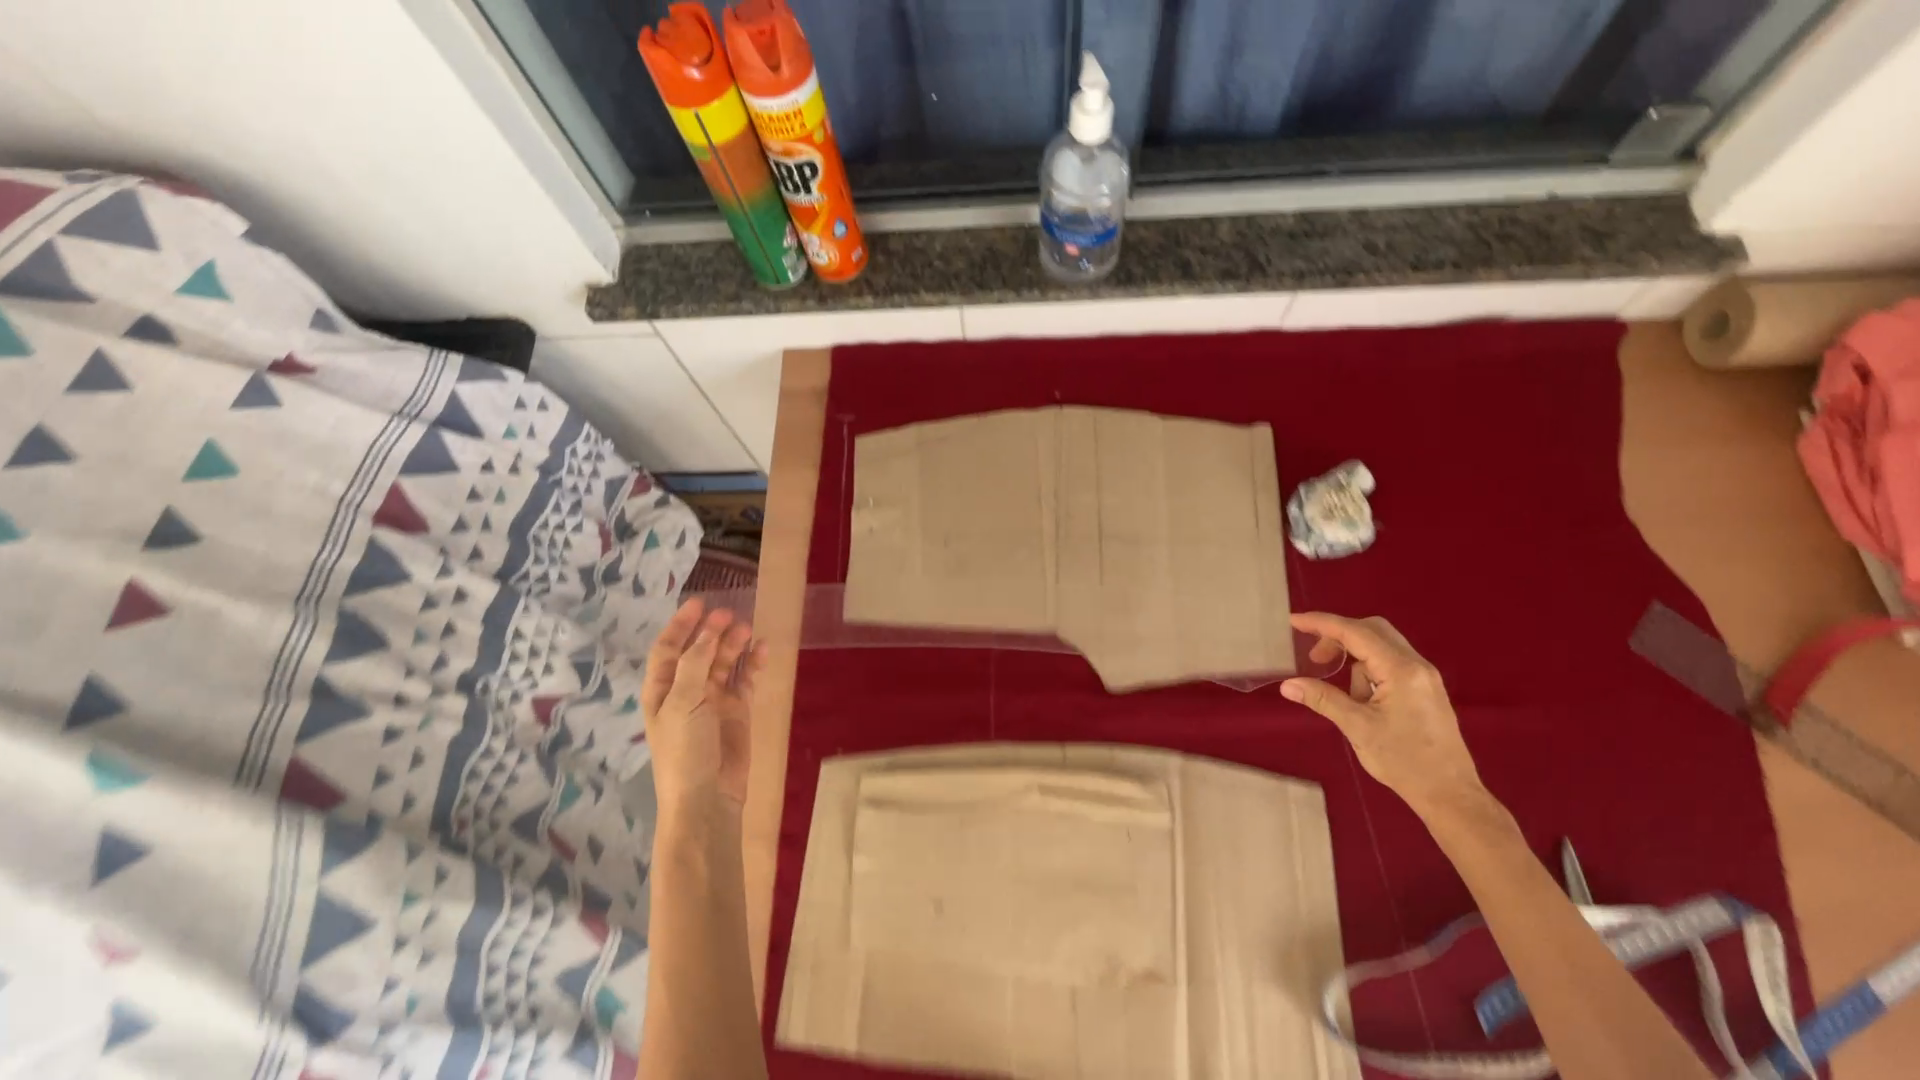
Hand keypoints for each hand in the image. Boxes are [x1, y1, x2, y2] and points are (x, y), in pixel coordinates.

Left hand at [641, 597, 764, 816]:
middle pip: (698, 652)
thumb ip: (695, 665)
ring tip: (747, 627)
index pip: (668, 649)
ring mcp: (714, 701)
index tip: (699, 603)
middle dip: (711, 632)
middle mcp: (686, 691)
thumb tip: (708, 632)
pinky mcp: (738, 712)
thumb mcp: (682, 704)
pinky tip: (763, 649)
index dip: (681, 625)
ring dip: (733, 645)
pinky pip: (746, 680)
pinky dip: (754, 664)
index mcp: (661, 690)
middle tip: (729, 614)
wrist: (708, 798)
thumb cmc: (685, 750)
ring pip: (724, 663)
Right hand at [1281, 612, 1484, 816]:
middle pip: (1372, 630)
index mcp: (1401, 670)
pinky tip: (1362, 700)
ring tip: (1346, 698)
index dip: (1322, 624)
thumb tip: (1287, 684)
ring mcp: (1424, 677)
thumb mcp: (1357, 728)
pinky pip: (1391, 665)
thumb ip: (1323, 699)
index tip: (1293, 622)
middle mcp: (1416, 665)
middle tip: (1314, 659)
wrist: (1449, 793)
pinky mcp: (1425, 690)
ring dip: (1355, 660)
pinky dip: (1369, 672)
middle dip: (1339, 637)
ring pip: (1382, 648)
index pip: (1356, 632)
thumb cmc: (1404, 761)